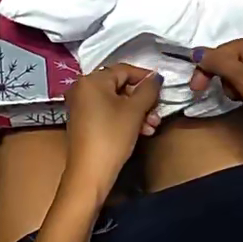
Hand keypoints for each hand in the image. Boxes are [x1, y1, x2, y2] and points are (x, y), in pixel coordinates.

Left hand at [63, 63, 161, 194]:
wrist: (90, 172)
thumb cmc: (112, 135)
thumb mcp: (135, 110)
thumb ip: (148, 89)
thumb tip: (155, 77)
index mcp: (91, 80)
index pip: (123, 70)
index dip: (145, 77)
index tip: (162, 87)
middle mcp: (82, 89)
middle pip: (119, 86)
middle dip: (142, 100)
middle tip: (157, 112)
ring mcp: (80, 106)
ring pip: (115, 102)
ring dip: (137, 112)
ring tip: (152, 126)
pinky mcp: (83, 122)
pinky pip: (107, 112)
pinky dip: (124, 119)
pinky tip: (141, 131)